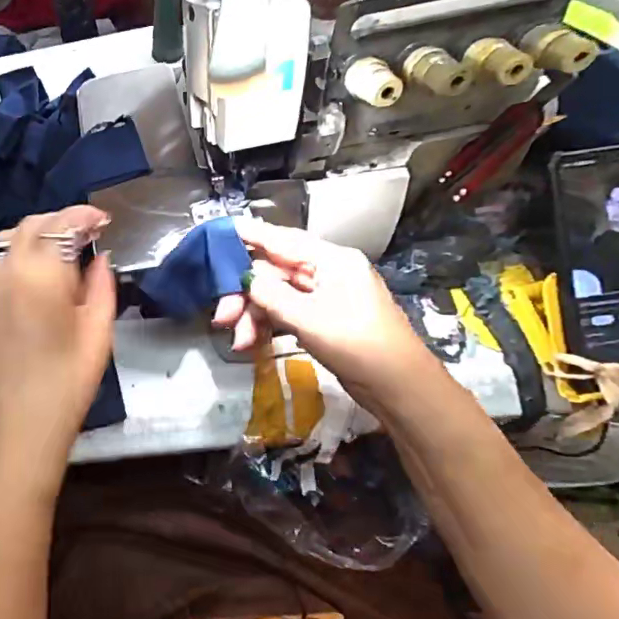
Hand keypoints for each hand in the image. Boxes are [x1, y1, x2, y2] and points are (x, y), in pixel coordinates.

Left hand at [0, 206, 117, 467]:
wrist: (24, 418)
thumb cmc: (70, 378)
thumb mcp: (99, 329)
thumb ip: (101, 284)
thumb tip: (99, 257)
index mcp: (42, 272)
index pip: (62, 223)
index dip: (85, 216)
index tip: (104, 222)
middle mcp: (10, 269)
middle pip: (33, 224)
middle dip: (62, 221)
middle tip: (89, 234)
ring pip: (10, 237)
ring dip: (37, 232)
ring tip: (64, 248)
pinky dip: (17, 250)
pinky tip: (38, 269)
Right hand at [212, 218, 433, 396]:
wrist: (399, 386)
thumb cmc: (357, 344)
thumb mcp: (307, 318)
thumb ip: (270, 294)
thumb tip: (245, 277)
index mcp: (332, 260)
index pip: (282, 239)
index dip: (249, 235)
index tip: (219, 231)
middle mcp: (328, 271)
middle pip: (273, 272)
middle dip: (244, 295)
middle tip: (222, 318)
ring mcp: (326, 296)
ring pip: (276, 296)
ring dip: (253, 316)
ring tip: (241, 342)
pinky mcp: (323, 319)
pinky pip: (286, 313)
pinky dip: (268, 326)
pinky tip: (253, 344)